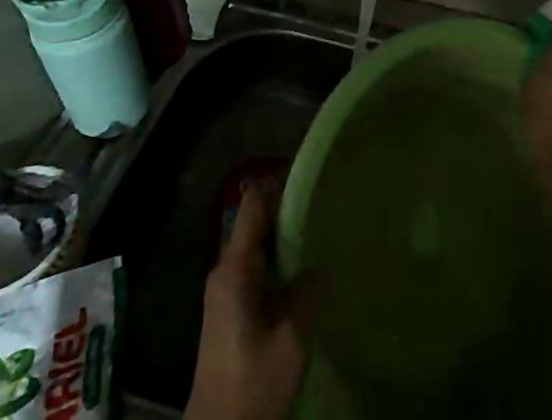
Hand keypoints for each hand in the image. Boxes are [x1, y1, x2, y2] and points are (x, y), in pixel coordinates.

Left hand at [185, 184, 309, 419]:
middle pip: (256, 224)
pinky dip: (280, 259)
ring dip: (285, 236)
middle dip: (287, 209)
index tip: (308, 172)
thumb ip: (308, 291)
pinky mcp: (231, 310)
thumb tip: (320, 264)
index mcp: (235, 270)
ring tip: (323, 226)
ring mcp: (225, 292)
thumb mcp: (292, 335)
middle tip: (326, 198)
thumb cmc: (253, 379)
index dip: (277, 184)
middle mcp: (225, 272)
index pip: (253, 208)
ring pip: (258, 248)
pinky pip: (257, 268)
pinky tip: (307, 266)